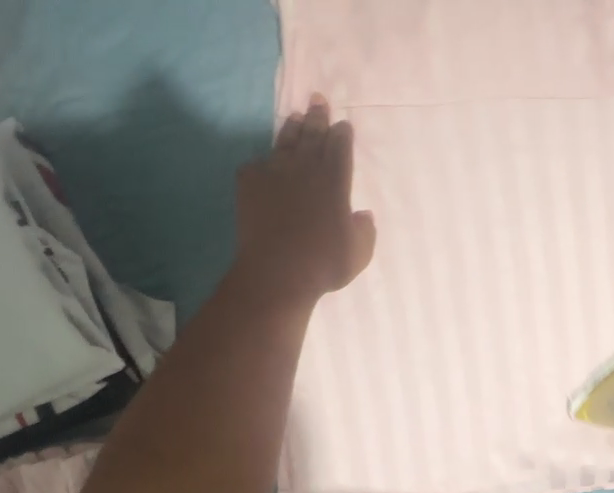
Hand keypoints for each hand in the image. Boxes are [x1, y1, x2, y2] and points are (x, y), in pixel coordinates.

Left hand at [233, 94, 376, 302]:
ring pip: (284, 142)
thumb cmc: (324, 264)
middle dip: (317, 117)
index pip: (340, 146)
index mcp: (335, 181)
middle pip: (312, 134)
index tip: (342, 125)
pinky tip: (265, 165)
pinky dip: (263, 164)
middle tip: (318, 100)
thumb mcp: (359, 253)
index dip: (342, 134)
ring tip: (295, 118)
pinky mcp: (249, 182)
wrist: (277, 272)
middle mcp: (305, 168)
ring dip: (291, 129)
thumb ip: (364, 231)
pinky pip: (257, 165)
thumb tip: (362, 216)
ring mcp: (275, 172)